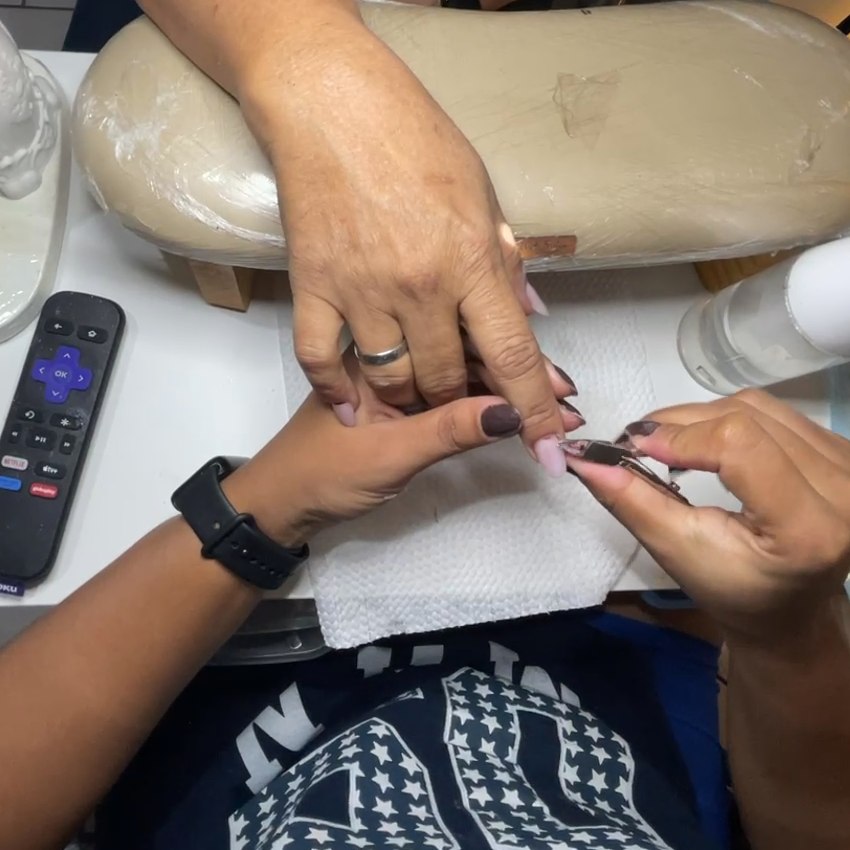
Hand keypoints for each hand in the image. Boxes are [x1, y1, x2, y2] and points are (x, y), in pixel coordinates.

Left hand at [222, 359, 536, 547]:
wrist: (279, 502)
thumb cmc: (322, 474)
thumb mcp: (388, 455)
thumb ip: (447, 431)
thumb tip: (512, 413)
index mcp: (385, 352)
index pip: (461, 346)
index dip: (513, 366)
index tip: (558, 389)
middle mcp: (397, 356)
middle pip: (469, 355)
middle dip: (522, 375)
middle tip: (570, 397)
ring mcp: (402, 380)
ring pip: (465, 376)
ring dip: (510, 391)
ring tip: (559, 407)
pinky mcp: (405, 405)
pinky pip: (452, 397)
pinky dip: (486, 407)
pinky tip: (517, 414)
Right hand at [253, 48, 566, 471]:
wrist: (331, 106)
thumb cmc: (412, 136)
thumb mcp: (481, 193)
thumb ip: (503, 260)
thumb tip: (527, 313)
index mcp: (472, 259)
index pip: (514, 354)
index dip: (537, 410)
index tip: (550, 450)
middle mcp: (422, 286)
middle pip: (451, 377)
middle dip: (466, 397)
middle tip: (467, 390)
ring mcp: (363, 291)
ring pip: (392, 378)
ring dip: (409, 396)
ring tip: (415, 389)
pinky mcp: (313, 288)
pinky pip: (321, 359)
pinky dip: (335, 390)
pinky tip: (349, 404)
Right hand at [567, 390, 849, 649]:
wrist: (787, 615)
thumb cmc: (731, 592)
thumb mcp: (675, 550)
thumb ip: (631, 500)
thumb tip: (582, 456)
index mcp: (811, 530)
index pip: (740, 444)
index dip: (681, 436)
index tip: (635, 445)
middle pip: (749, 419)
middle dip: (684, 423)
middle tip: (640, 440)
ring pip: (762, 408)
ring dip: (706, 415)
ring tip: (671, 440)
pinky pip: (781, 414)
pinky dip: (735, 419)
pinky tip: (714, 443)